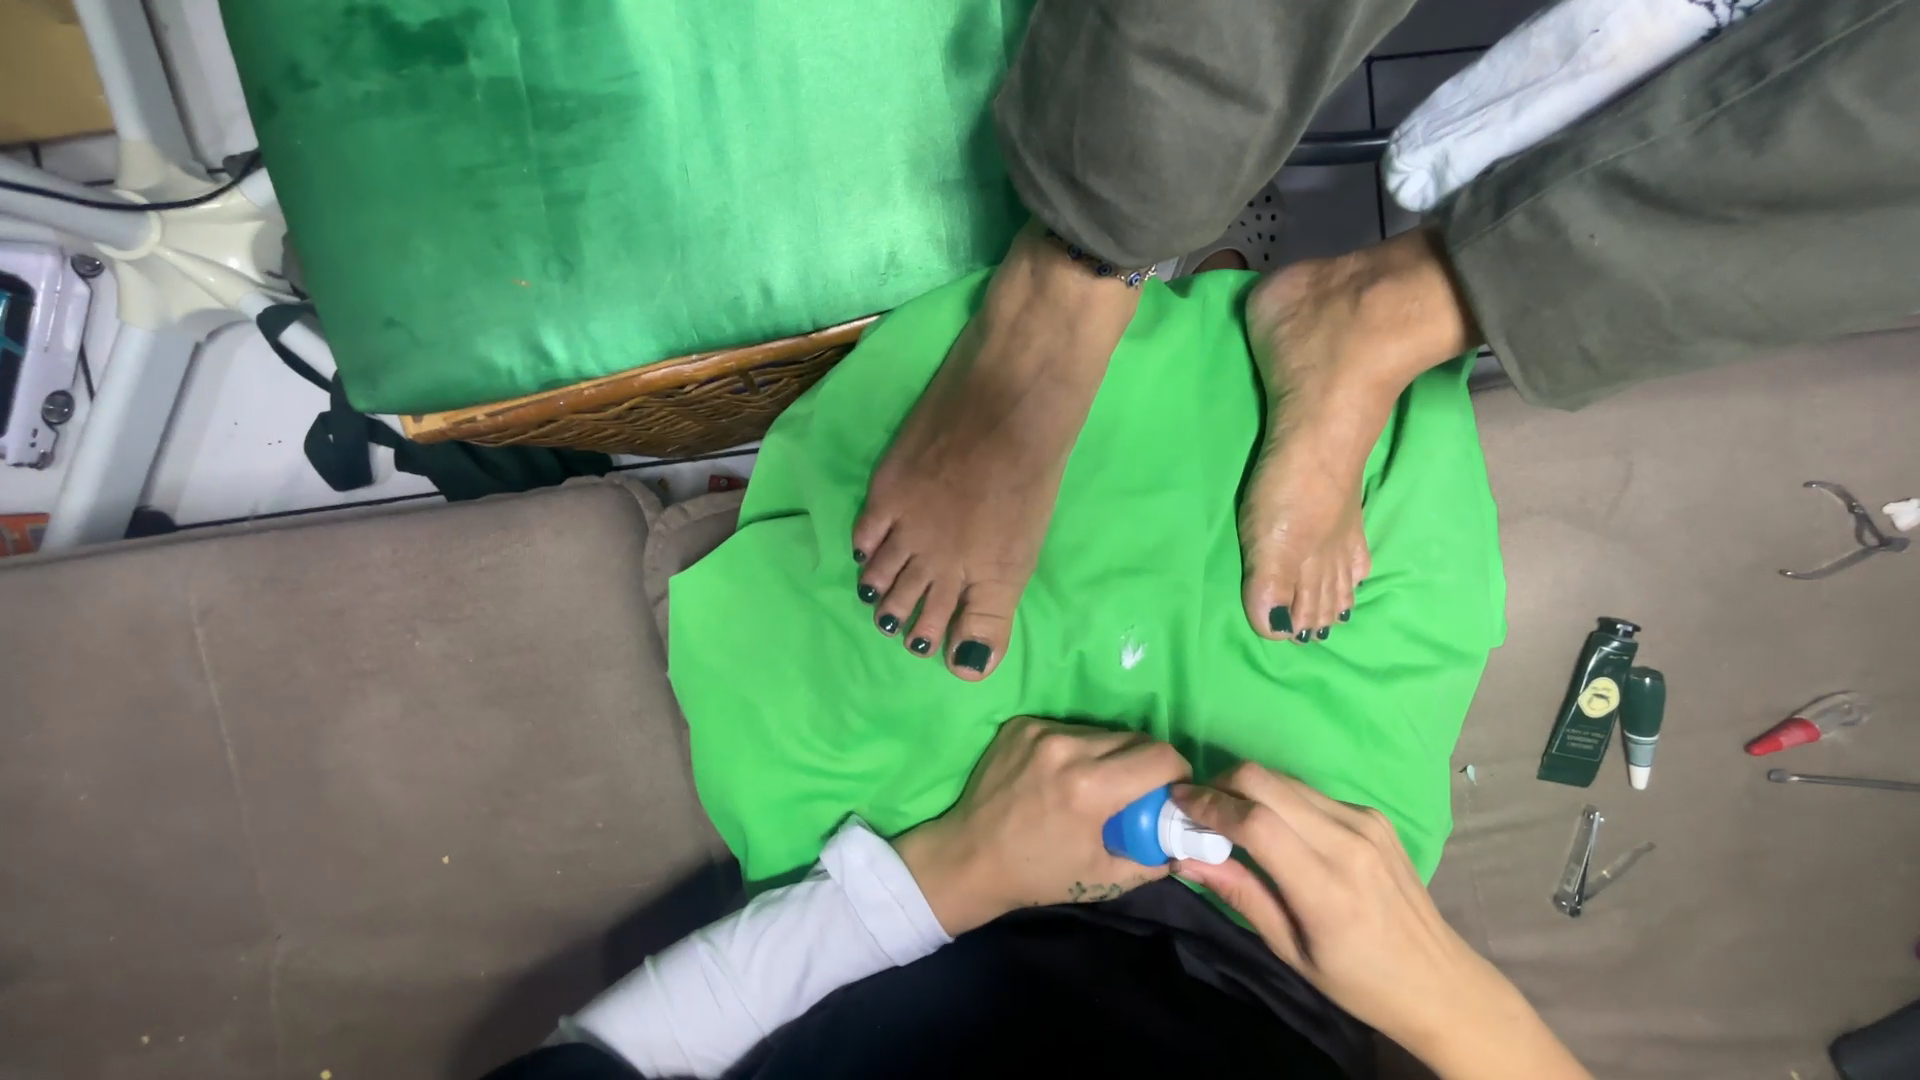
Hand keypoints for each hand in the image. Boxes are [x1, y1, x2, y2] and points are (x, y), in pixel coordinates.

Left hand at [892, 716, 1190, 934]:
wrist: (970, 856)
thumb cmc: (1039, 873)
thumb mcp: (1104, 877)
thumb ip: (1154, 857)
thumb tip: (1190, 842)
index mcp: (1090, 787)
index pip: (1160, 756)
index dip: (1177, 773)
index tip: (1171, 792)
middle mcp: (1066, 749)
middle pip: (1135, 738)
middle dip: (1147, 763)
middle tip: (1138, 791)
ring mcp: (1040, 732)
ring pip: (1102, 731)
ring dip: (1112, 754)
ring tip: (1097, 784)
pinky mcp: (1021, 725)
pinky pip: (1070, 729)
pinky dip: (1078, 749)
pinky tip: (1064, 775)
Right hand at [1174, 764, 1589, 1079]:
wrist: (1443, 982)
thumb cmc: (1360, 981)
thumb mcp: (1291, 951)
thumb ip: (1240, 895)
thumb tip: (1183, 858)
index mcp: (1326, 889)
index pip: (1256, 823)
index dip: (1209, 805)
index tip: (1177, 802)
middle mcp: (1347, 843)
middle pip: (1264, 781)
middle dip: (1220, 783)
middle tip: (1196, 804)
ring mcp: (1364, 823)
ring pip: (1283, 778)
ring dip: (1245, 786)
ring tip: (1225, 812)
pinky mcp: (1372, 815)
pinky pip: (1307, 791)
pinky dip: (1276, 796)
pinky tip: (1269, 822)